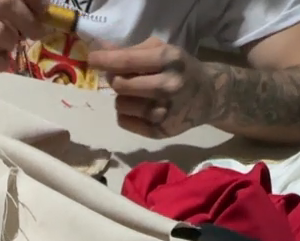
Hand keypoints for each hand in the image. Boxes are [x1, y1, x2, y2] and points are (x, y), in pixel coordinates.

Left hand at [89, 36, 223, 137]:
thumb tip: (101, 50)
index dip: (106, 60)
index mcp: (168, 60)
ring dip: (121, 98)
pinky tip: (137, 108)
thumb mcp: (161, 52)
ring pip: (120, 105)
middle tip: (121, 78)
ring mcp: (163, 112)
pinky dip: (125, 114)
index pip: (129, 61)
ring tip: (135, 94)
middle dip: (116, 80)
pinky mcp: (159, 132)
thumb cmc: (179, 69)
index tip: (92, 58)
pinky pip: (124, 122)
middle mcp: (167, 86)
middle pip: (121, 85)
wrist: (207, 97)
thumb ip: (131, 51)